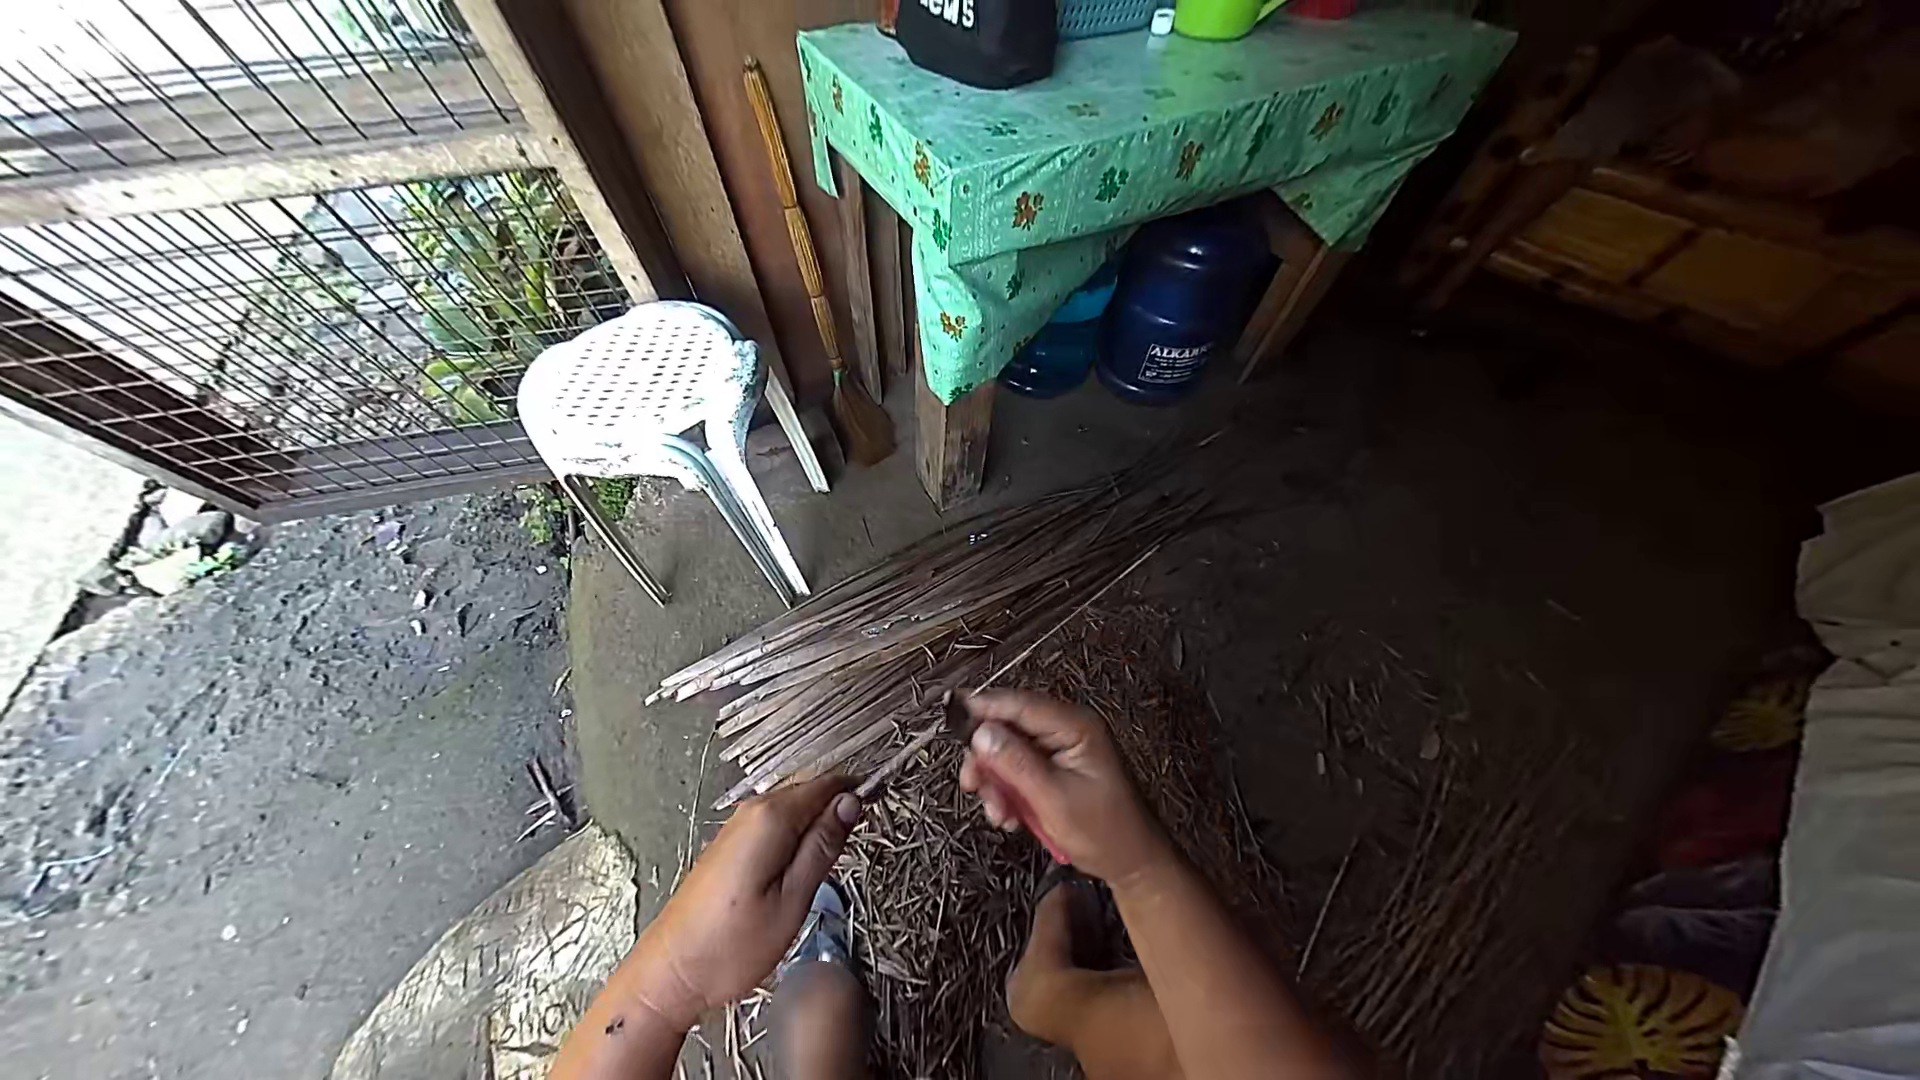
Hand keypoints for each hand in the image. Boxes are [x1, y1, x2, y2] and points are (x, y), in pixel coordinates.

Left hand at [624, 774, 861, 1030]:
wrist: (667, 977)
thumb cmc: (728, 948)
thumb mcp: (793, 899)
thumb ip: (824, 845)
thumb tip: (850, 803)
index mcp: (771, 818)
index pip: (828, 784)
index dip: (857, 791)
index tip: (879, 802)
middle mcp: (753, 811)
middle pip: (811, 790)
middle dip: (839, 805)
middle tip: (859, 837)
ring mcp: (739, 825)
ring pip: (794, 805)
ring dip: (820, 820)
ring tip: (834, 856)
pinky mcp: (732, 842)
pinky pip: (777, 820)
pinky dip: (799, 831)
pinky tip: (802, 862)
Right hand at [958, 691, 1169, 885]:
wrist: (1133, 864)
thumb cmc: (1104, 831)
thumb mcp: (1055, 799)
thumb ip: (1016, 764)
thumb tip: (980, 732)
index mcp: (1074, 726)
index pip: (1020, 704)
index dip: (984, 707)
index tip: (953, 714)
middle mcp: (1065, 730)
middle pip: (1009, 727)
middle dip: (987, 758)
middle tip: (972, 784)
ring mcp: (1059, 749)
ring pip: (1008, 751)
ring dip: (996, 782)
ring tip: (998, 813)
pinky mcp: (1053, 768)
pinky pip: (1017, 770)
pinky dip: (1007, 791)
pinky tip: (1009, 816)